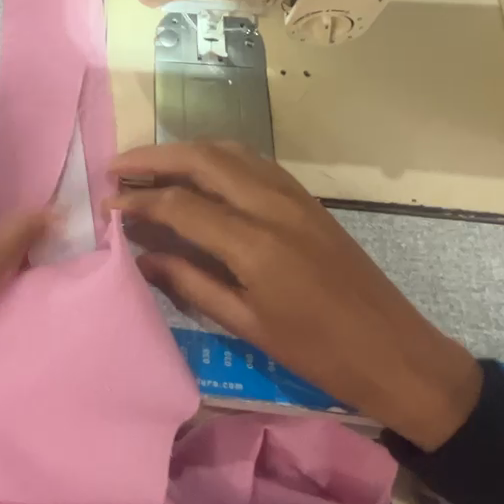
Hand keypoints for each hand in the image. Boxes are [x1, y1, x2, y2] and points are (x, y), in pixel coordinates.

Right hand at [111, 142, 482, 450]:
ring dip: (184, 151)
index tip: (107, 203)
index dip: (137, 200)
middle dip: (153, 157)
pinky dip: (216, 156)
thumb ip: (190, 283)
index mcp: (254, 243)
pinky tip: (200, 173)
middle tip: (117, 167)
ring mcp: (292, 195)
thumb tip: (141, 256)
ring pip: (227, 150)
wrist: (397, 353)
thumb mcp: (247, 325)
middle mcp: (271, 205)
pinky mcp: (305, 197)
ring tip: (151, 166)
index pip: (180, 203)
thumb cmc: (318, 352)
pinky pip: (251, 160)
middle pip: (200, 159)